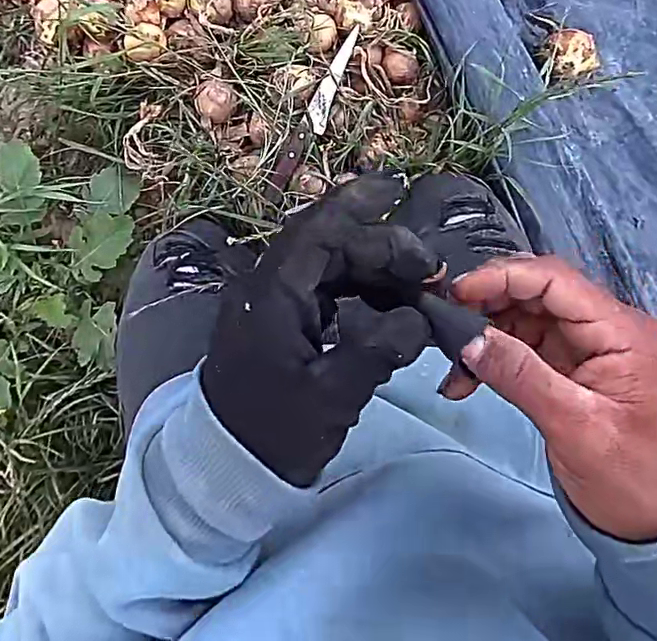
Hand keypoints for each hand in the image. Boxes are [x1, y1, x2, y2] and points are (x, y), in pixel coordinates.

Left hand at [200, 174, 439, 486]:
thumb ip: (377, 351)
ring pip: (335, 266)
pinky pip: (333, 290)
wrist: (225, 468)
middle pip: (332, 245)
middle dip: (384, 248)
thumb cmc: (270, 433)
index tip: (398, 189)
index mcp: (273, 292)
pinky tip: (396, 306)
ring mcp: (280, 301)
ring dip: (379, 270)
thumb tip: (419, 319)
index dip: (357, 202)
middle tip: (431, 271)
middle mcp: (274, 285)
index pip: (317, 230)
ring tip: (422, 289)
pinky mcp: (289, 320)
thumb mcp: (328, 398)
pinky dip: (366, 292)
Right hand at [443, 256, 656, 540]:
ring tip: (456, 361)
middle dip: (490, 302)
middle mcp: (613, 328)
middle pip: (540, 291)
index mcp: (626, 332)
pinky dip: (500, 354)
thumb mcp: (577, 431)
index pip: (556, 279)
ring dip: (489, 331)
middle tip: (448, 322)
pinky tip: (471, 376)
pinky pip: (532, 343)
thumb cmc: (638, 485)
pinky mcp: (581, 365)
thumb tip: (468, 338)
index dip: (502, 277)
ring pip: (530, 315)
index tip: (458, 292)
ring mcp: (596, 346)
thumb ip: (522, 376)